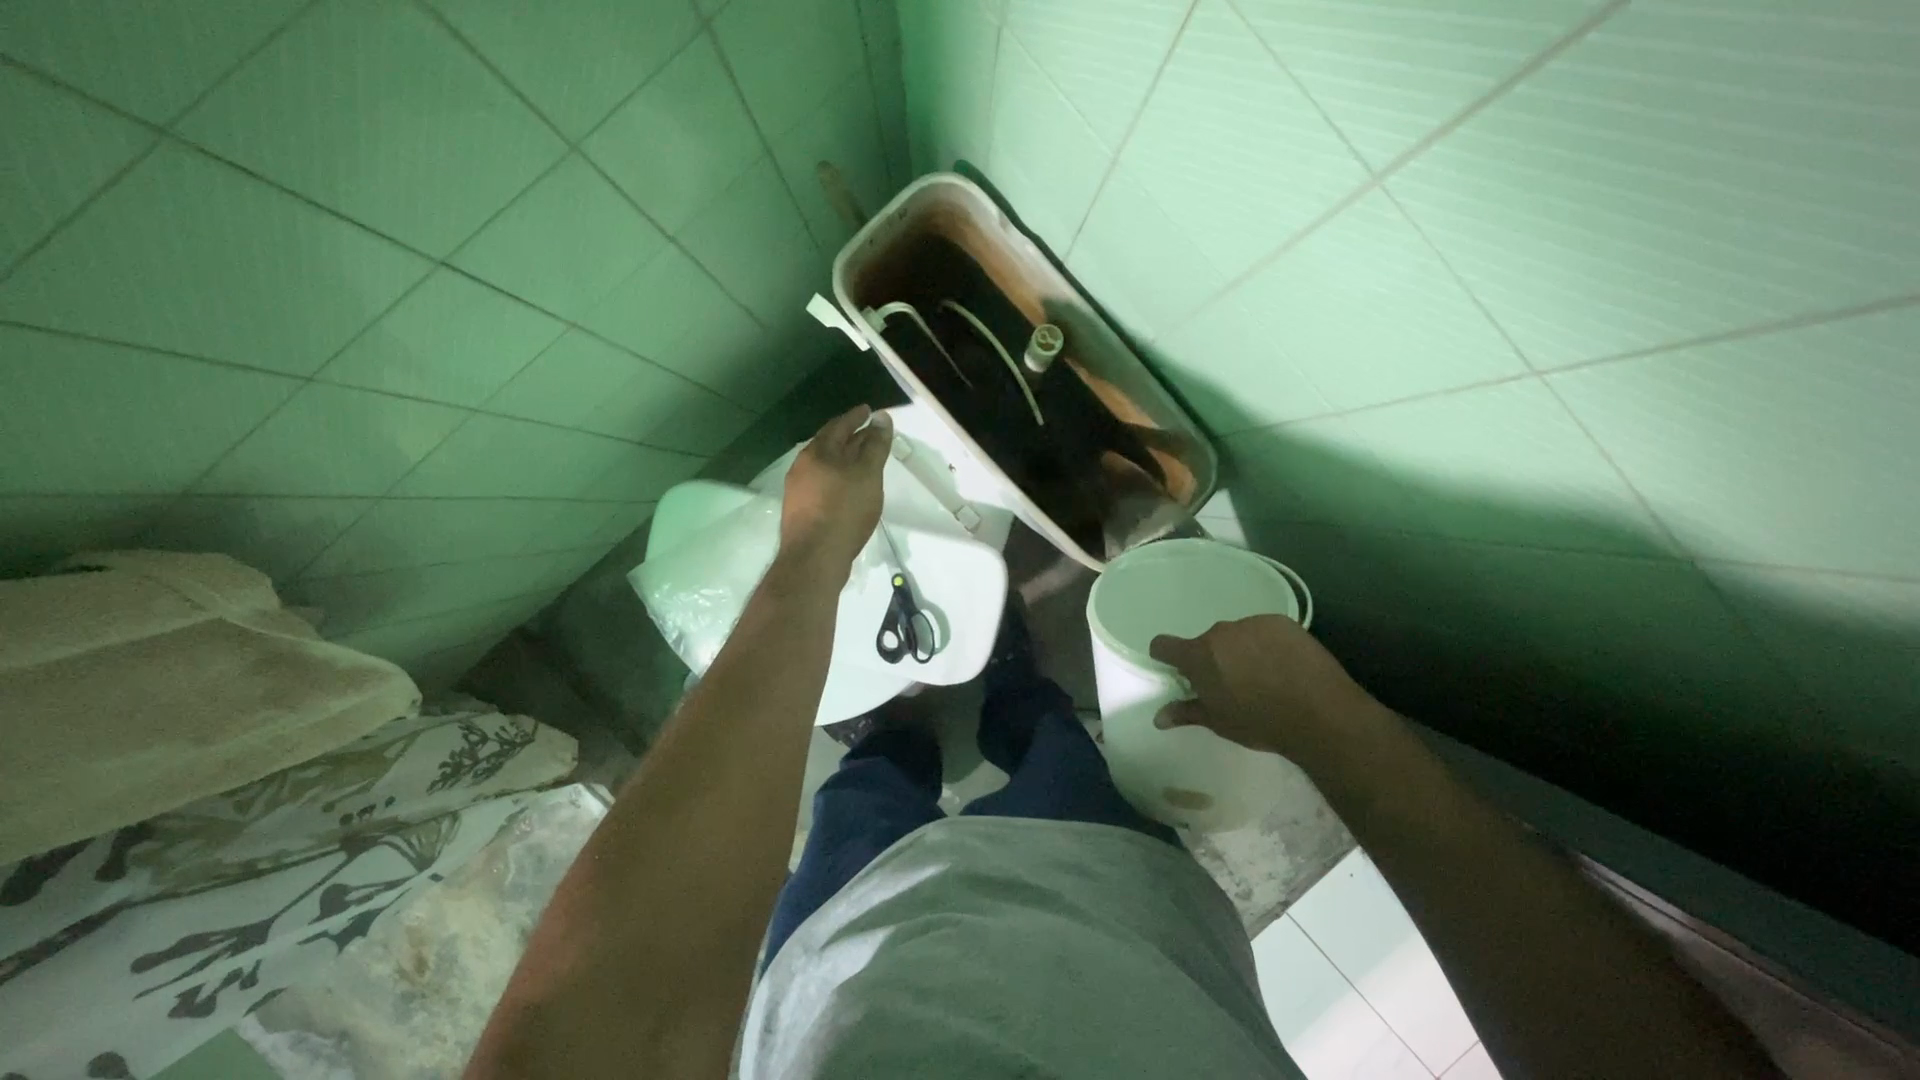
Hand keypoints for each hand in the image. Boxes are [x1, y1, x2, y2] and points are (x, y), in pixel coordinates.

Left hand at [778, 405, 891, 576]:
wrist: (814, 559)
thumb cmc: (844, 511)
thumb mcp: (868, 475)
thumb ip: (876, 445)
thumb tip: (880, 417)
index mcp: (817, 452)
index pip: (838, 425)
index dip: (855, 417)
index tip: (868, 410)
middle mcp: (802, 466)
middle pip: (828, 444)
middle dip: (849, 437)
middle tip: (868, 433)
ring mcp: (798, 490)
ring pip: (823, 466)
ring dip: (842, 459)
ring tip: (860, 460)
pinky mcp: (800, 511)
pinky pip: (820, 484)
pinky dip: (836, 478)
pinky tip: (846, 489)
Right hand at [1149, 615, 1374, 757]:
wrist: (1320, 713)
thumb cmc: (1261, 722)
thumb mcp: (1219, 722)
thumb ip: (1187, 712)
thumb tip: (1159, 717)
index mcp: (1199, 656)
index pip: (1164, 645)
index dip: (1165, 656)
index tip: (1177, 671)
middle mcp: (1222, 632)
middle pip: (1206, 642)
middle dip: (1213, 659)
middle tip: (1232, 685)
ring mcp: (1254, 624)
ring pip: (1237, 635)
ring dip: (1241, 650)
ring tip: (1265, 677)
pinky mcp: (1283, 622)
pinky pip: (1264, 631)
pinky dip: (1268, 645)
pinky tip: (1286, 666)